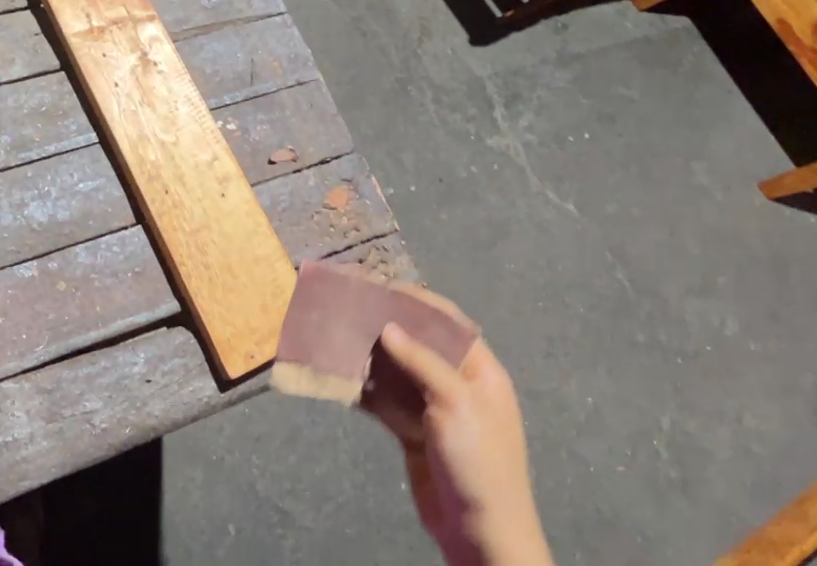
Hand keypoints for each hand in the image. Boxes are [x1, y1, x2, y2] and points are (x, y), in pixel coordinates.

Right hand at [364, 285, 552, 565]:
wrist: (480, 532)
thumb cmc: (479, 461)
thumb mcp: (457, 404)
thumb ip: (422, 362)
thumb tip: (387, 325)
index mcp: (481, 372)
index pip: (448, 322)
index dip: (416, 300)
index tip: (379, 284)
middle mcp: (456, 384)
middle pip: (418, 343)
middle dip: (385, 325)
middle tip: (348, 306)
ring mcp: (432, 409)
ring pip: (396, 371)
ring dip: (369, 356)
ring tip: (335, 334)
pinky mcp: (412, 432)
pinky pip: (383, 400)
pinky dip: (363, 388)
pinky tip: (338, 374)